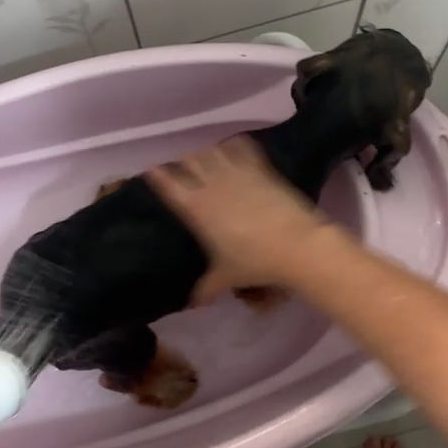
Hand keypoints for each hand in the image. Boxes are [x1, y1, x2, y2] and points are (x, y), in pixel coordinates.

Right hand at [146, 136, 337, 302]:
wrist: (297, 245)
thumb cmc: (256, 262)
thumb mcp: (227, 276)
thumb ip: (207, 286)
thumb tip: (194, 302)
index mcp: (196, 208)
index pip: (168, 185)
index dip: (156, 176)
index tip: (150, 172)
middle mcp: (211, 184)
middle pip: (188, 161)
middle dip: (182, 163)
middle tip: (181, 169)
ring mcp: (236, 172)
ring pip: (211, 151)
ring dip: (205, 153)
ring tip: (205, 159)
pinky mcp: (260, 168)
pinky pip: (241, 147)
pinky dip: (233, 145)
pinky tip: (232, 146)